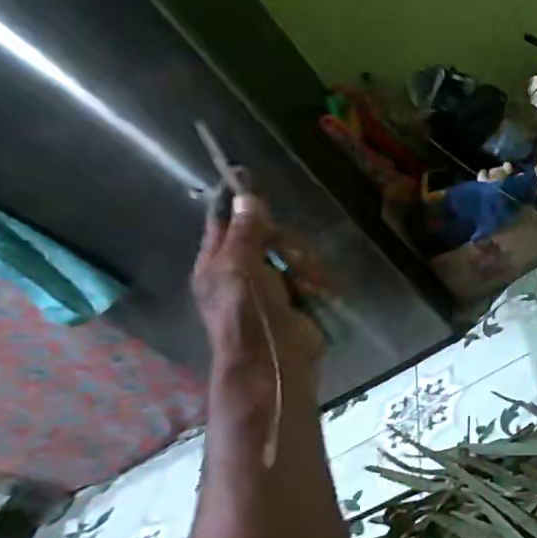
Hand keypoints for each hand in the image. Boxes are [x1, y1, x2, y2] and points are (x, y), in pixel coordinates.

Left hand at [191, 186, 323, 371]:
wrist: (275, 360)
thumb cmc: (247, 313)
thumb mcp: (240, 266)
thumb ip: (246, 231)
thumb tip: (246, 195)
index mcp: (217, 261)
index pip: (223, 220)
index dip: (234, 201)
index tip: (247, 177)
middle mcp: (244, 269)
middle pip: (270, 235)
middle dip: (287, 243)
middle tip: (291, 256)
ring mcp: (274, 285)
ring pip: (296, 255)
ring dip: (307, 266)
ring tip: (309, 285)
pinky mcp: (300, 300)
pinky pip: (313, 276)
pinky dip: (319, 283)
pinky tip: (319, 294)